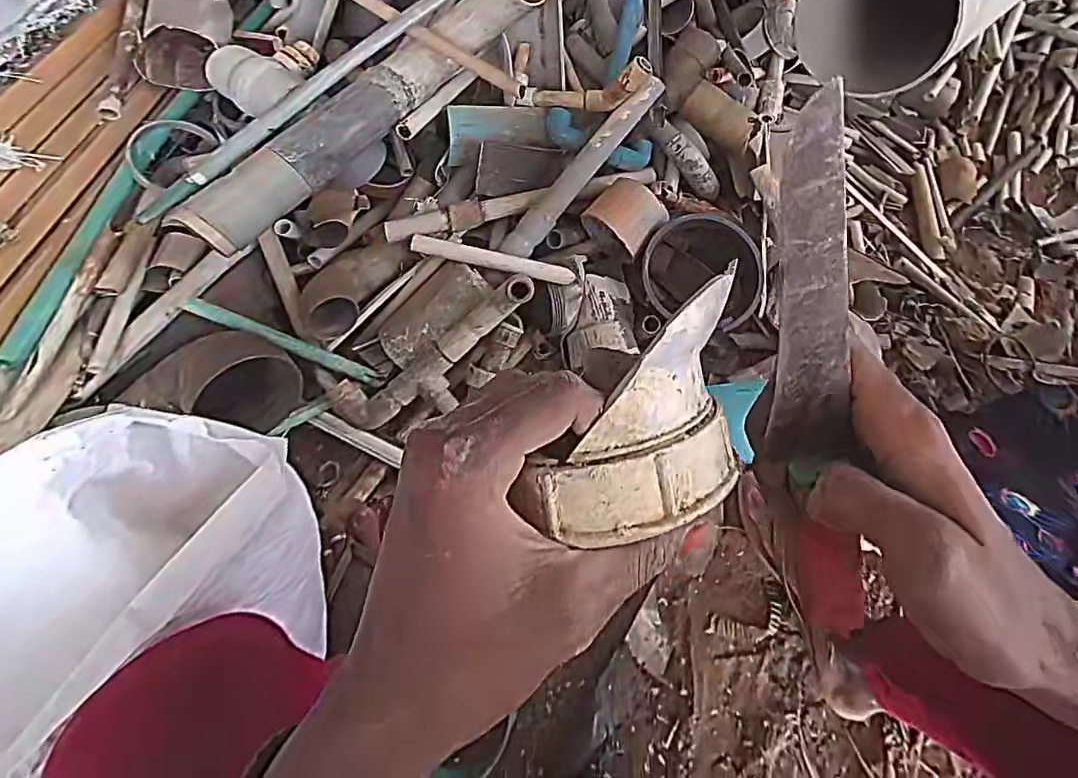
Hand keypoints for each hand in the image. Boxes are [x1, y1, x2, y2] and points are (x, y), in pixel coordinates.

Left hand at [270, 371, 696, 775]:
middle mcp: (438, 444)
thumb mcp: (571, 603)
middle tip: (610, 456)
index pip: (555, 392)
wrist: (398, 692)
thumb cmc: (457, 659)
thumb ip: (639, 552)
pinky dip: (526, 438)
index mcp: (465, 462)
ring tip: (581, 473)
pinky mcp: (429, 468)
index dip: (603, 411)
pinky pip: (489, 424)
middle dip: (580, 416)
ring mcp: (427, 453)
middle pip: (532, 386)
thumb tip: (680, 522)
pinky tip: (545, 484)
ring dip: (553, 425)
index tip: (623, 441)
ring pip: (510, 399)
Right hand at [800, 336, 1077, 777]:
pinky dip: (804, 481)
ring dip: (788, 457)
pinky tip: (797, 514)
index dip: (799, 363)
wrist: (1040, 652)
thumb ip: (862, 501)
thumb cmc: (990, 604)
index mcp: (908, 430)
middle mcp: (897, 433)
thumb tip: (809, 482)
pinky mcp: (886, 489)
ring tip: (774, 498)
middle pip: (821, 393)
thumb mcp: (926, 551)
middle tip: (764, 471)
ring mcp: (891, 460)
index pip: (846, 358)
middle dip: (781, 422)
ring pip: (819, 430)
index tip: (764, 405)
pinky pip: (830, 466)